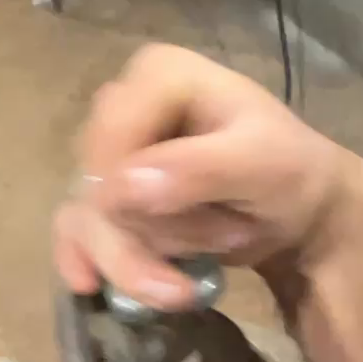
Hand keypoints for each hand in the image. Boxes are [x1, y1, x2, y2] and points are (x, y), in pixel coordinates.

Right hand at [54, 44, 362, 309]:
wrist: (291, 212)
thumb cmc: (287, 174)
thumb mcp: (265, 165)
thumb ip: (198, 169)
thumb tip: (120, 187)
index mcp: (155, 76)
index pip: (110, 136)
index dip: (137, 184)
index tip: (198, 207)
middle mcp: (116, 110)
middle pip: (95, 185)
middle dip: (152, 230)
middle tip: (223, 238)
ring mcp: (99, 160)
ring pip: (86, 220)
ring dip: (139, 257)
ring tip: (195, 266)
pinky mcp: (93, 202)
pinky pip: (71, 236)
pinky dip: (92, 265)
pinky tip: (94, 285)